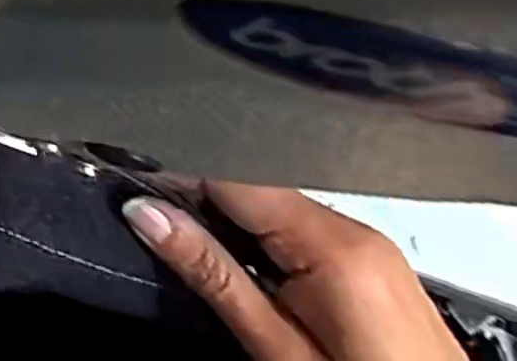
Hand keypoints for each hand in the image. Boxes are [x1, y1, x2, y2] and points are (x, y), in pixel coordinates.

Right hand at [122, 182, 463, 360]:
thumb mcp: (278, 351)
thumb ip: (212, 274)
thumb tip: (148, 213)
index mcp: (336, 245)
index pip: (232, 174)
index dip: (179, 180)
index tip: (143, 199)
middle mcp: (358, 232)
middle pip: (253, 185)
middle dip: (204, 204)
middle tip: (167, 237)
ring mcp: (372, 247)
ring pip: (274, 205)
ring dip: (233, 223)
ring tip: (212, 265)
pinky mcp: (373, 264)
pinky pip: (301, 227)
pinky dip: (265, 240)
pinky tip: (253, 274)